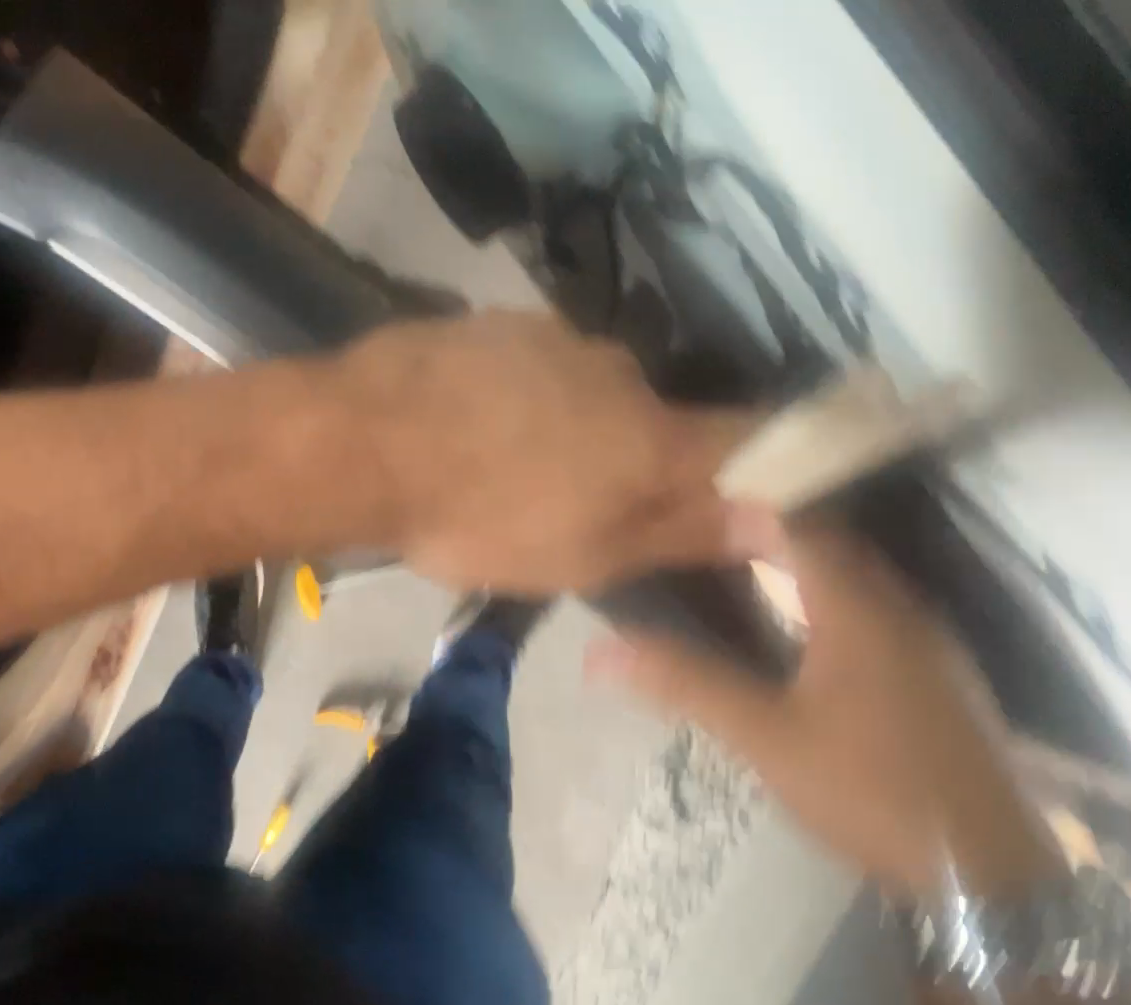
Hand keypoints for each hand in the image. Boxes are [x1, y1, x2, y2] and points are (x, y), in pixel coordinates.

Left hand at [332, 312, 774, 591]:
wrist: (360, 439)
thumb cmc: (476, 516)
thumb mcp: (583, 556)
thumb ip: (678, 533)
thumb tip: (769, 519)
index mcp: (653, 436)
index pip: (750, 438)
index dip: (767, 463)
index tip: (749, 487)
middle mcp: (617, 369)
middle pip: (652, 415)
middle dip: (629, 454)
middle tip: (573, 499)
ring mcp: (548, 335)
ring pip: (583, 387)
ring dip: (564, 422)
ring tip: (501, 464)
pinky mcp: (489, 322)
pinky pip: (525, 366)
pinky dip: (513, 396)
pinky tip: (467, 425)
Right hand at [598, 526, 1063, 899]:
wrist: (984, 875)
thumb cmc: (867, 789)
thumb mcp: (762, 735)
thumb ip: (685, 683)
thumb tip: (600, 652)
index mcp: (859, 609)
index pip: (802, 524)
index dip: (747, 505)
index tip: (689, 503)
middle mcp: (902, 610)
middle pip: (834, 544)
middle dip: (768, 531)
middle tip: (701, 537)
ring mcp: (927, 643)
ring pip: (857, 577)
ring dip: (800, 564)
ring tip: (736, 572)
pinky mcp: (936, 676)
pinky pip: (873, 610)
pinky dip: (826, 598)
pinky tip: (795, 632)